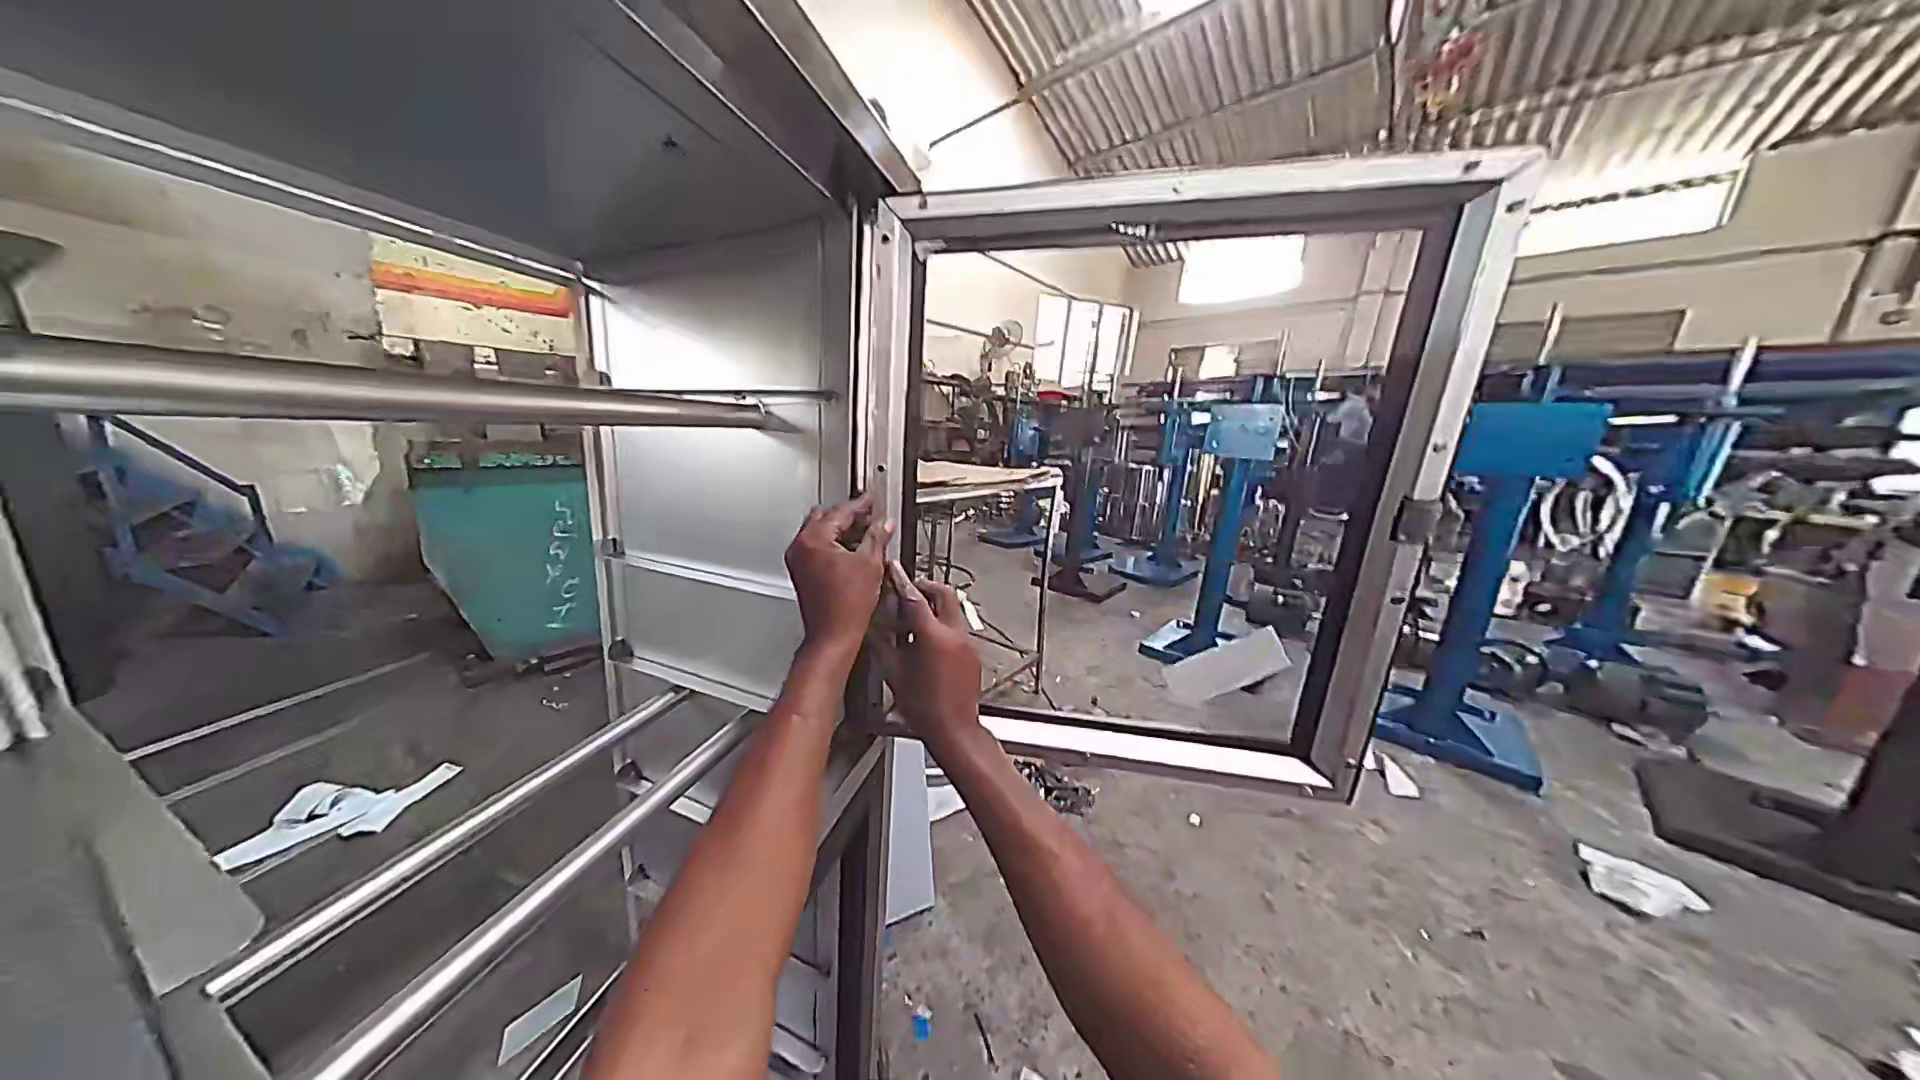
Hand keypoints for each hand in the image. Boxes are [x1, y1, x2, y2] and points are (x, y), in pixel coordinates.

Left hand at [785, 494, 891, 659]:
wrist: (833, 635)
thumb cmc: (845, 608)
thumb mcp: (870, 564)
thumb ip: (877, 538)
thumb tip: (883, 525)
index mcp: (813, 540)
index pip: (839, 512)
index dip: (860, 505)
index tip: (871, 502)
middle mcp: (800, 548)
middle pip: (825, 518)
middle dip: (848, 516)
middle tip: (869, 516)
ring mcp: (799, 561)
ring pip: (820, 533)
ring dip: (841, 530)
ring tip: (865, 534)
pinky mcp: (802, 573)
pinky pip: (817, 548)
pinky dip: (834, 545)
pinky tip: (853, 551)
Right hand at [879, 560, 981, 746]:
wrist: (954, 729)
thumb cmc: (924, 708)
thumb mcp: (894, 673)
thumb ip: (884, 644)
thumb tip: (874, 626)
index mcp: (933, 636)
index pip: (915, 597)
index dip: (902, 581)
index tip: (895, 570)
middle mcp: (954, 635)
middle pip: (943, 593)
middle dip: (926, 587)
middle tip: (909, 589)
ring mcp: (966, 643)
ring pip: (951, 611)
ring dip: (934, 607)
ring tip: (914, 620)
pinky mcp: (972, 654)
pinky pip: (956, 629)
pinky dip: (942, 625)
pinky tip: (926, 642)